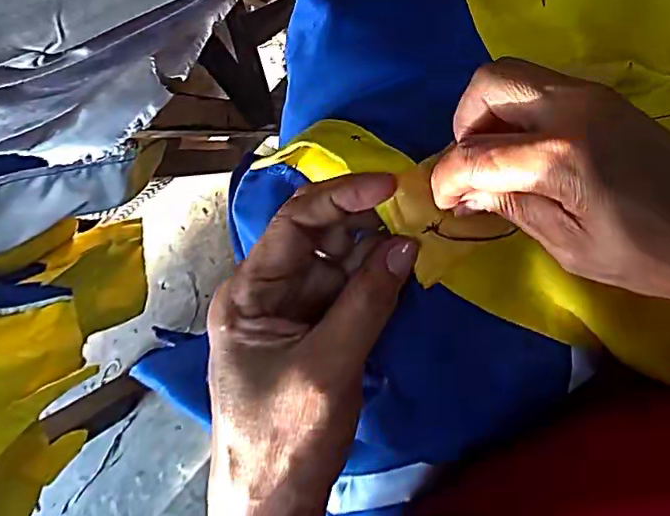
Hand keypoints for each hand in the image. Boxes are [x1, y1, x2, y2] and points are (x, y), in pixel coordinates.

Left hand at [207, 173, 417, 515]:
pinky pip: (358, 282)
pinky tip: (408, 268)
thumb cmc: (283, 439)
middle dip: (369, 220)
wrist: (275, 507)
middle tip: (416, 211)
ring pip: (347, 255)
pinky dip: (385, 272)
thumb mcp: (328, 367)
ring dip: (382, 247)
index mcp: (250, 292)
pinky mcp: (324, 322)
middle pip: (324, 232)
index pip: (296, 221)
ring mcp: (300, 305)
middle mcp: (273, 288)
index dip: (343, 195)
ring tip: (419, 240)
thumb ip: (368, 301)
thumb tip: (409, 243)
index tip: (391, 185)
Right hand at [428, 58, 669, 306]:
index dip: (445, 177)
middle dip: (464, 120)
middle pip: (490, 79)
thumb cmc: (658, 255)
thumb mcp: (577, 249)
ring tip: (500, 164)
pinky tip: (533, 153)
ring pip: (518, 75)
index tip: (443, 202)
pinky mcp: (609, 96)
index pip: (474, 152)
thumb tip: (468, 192)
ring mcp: (593, 94)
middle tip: (472, 168)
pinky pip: (546, 86)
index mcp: (560, 155)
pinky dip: (523, 109)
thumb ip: (517, 210)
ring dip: (494, 111)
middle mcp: (572, 107)